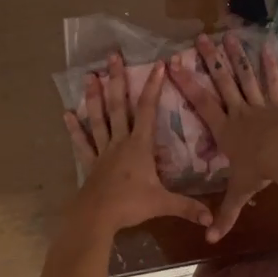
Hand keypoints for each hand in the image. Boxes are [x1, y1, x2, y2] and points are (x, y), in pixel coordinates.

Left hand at [64, 53, 214, 237]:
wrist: (96, 217)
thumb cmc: (130, 206)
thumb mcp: (163, 204)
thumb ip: (187, 207)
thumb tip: (212, 219)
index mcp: (139, 144)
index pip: (148, 109)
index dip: (153, 86)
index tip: (158, 64)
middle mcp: (120, 141)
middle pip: (118, 105)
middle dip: (117, 79)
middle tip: (112, 56)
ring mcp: (102, 151)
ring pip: (98, 118)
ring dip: (94, 96)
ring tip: (89, 75)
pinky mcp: (90, 163)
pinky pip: (82, 143)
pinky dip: (75, 129)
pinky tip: (66, 114)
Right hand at [168, 33, 277, 243]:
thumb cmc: (258, 172)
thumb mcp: (238, 193)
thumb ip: (224, 214)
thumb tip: (209, 239)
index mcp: (224, 128)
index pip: (201, 103)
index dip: (187, 83)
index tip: (174, 65)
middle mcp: (237, 110)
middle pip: (221, 82)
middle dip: (209, 60)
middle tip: (200, 39)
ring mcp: (258, 103)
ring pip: (244, 76)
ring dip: (235, 56)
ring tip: (228, 37)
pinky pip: (273, 80)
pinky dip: (270, 64)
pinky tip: (267, 47)